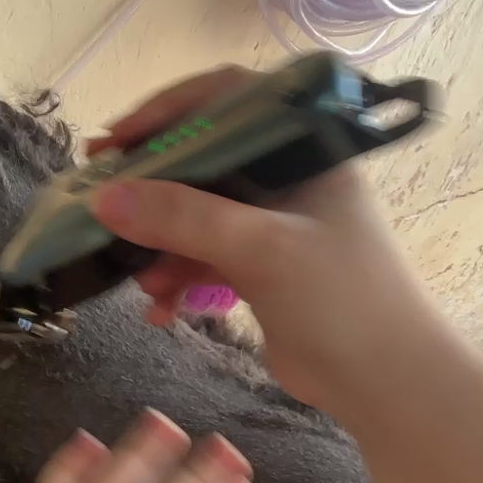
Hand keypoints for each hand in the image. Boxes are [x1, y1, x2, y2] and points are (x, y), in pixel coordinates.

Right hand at [85, 66, 453, 415]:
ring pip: (194, 219)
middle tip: (98, 202)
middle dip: (149, 188)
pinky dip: (176, 282)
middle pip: (201, 163)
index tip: (115, 141)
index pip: (228, 101)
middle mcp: (285, 180)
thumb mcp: (260, 248)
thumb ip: (182, 218)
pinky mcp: (256, 271)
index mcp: (302, 150)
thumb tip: (104, 199)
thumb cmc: (340, 299)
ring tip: (142, 284)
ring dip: (160, 248)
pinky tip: (161, 311)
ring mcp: (269, 227)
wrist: (383, 381)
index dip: (167, 113)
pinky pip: (200, 262)